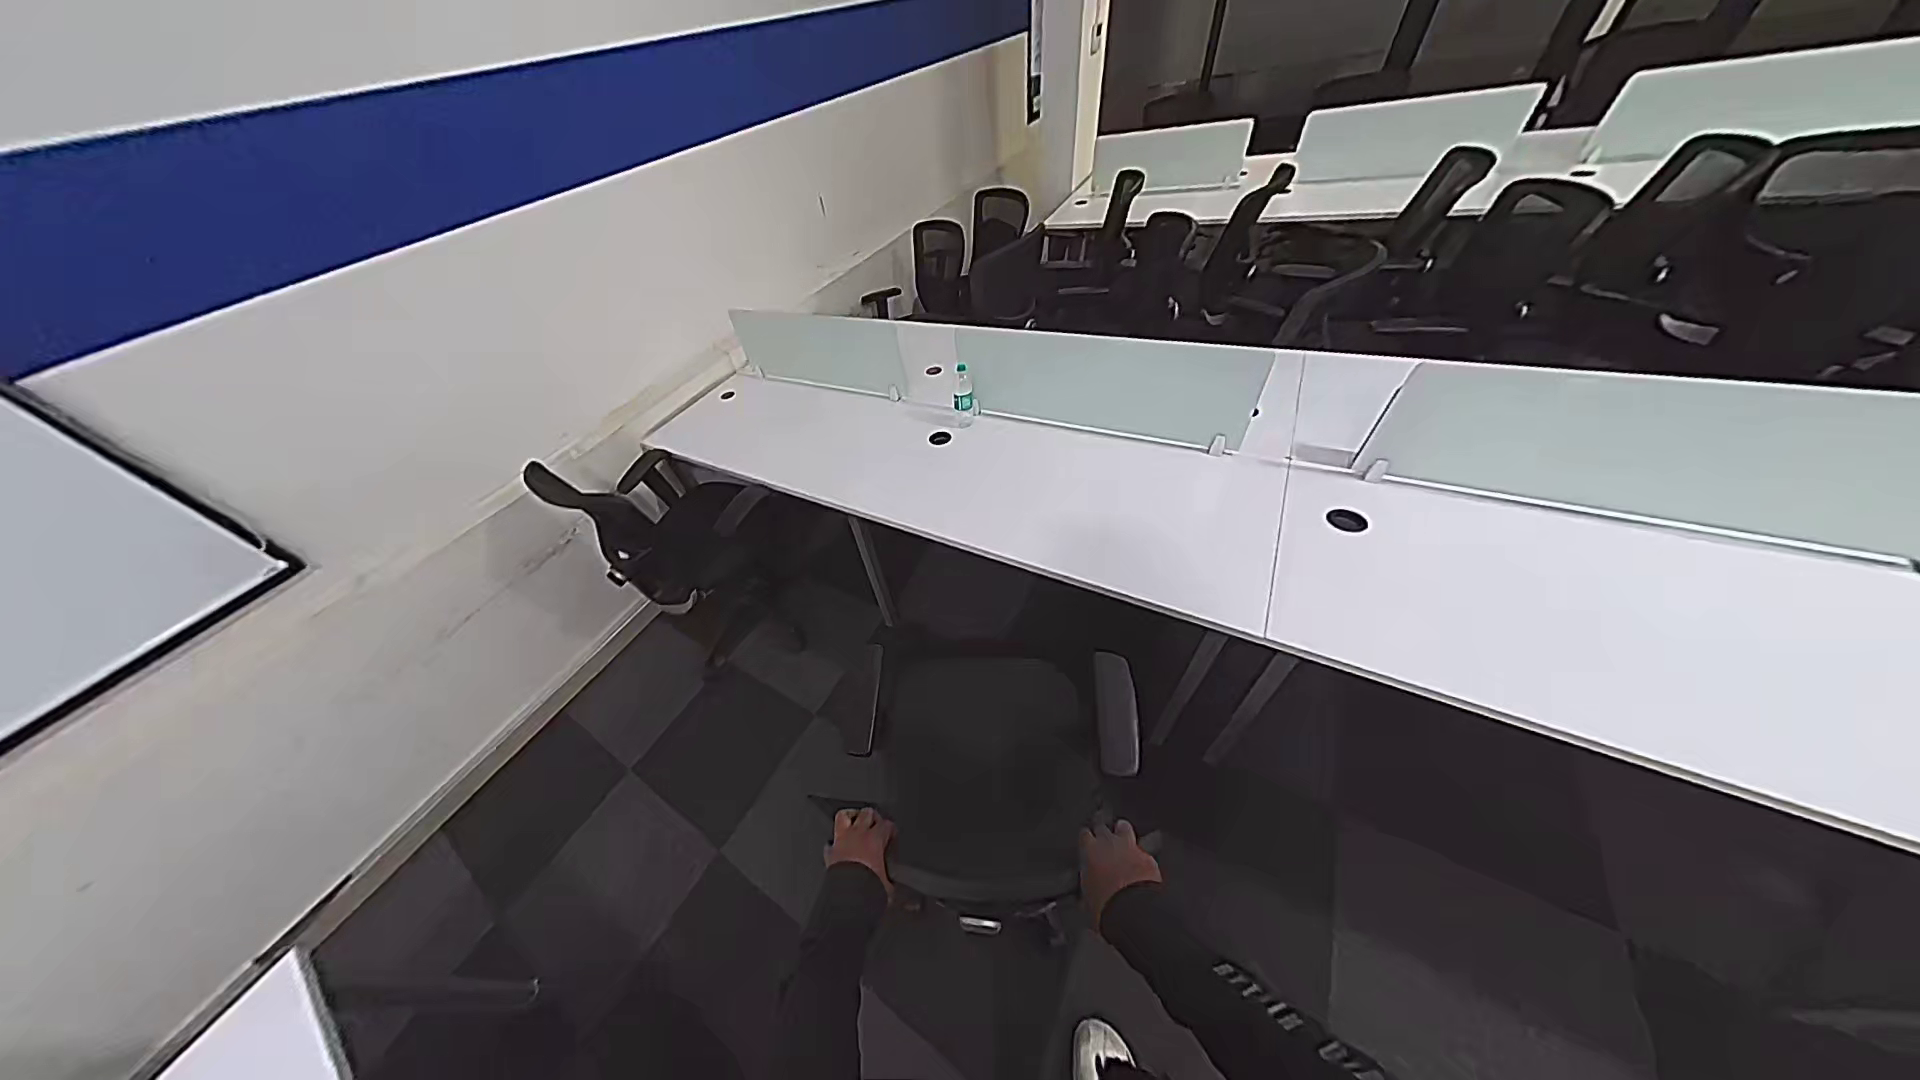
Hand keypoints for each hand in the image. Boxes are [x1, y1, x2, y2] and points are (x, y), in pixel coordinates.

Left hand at [826, 807, 894, 898]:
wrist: (846, 898)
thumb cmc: (869, 888)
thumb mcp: (889, 888)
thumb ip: (897, 887)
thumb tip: (909, 900)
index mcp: (876, 839)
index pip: (887, 824)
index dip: (891, 829)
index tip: (892, 836)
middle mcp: (859, 835)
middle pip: (867, 813)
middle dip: (873, 818)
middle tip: (876, 826)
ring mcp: (842, 840)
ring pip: (844, 816)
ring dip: (851, 818)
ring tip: (856, 824)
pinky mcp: (829, 852)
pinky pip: (830, 841)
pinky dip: (835, 842)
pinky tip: (839, 847)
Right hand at [1079, 819, 1161, 930]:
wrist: (1134, 912)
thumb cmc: (1106, 906)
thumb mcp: (1087, 900)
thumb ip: (1086, 888)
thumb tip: (1084, 898)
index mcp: (1090, 851)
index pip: (1084, 835)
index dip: (1086, 840)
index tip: (1087, 844)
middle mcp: (1109, 843)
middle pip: (1103, 827)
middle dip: (1103, 832)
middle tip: (1103, 840)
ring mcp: (1130, 847)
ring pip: (1124, 828)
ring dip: (1122, 832)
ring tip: (1122, 836)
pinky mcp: (1148, 857)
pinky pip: (1143, 850)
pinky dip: (1141, 855)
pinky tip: (1141, 861)